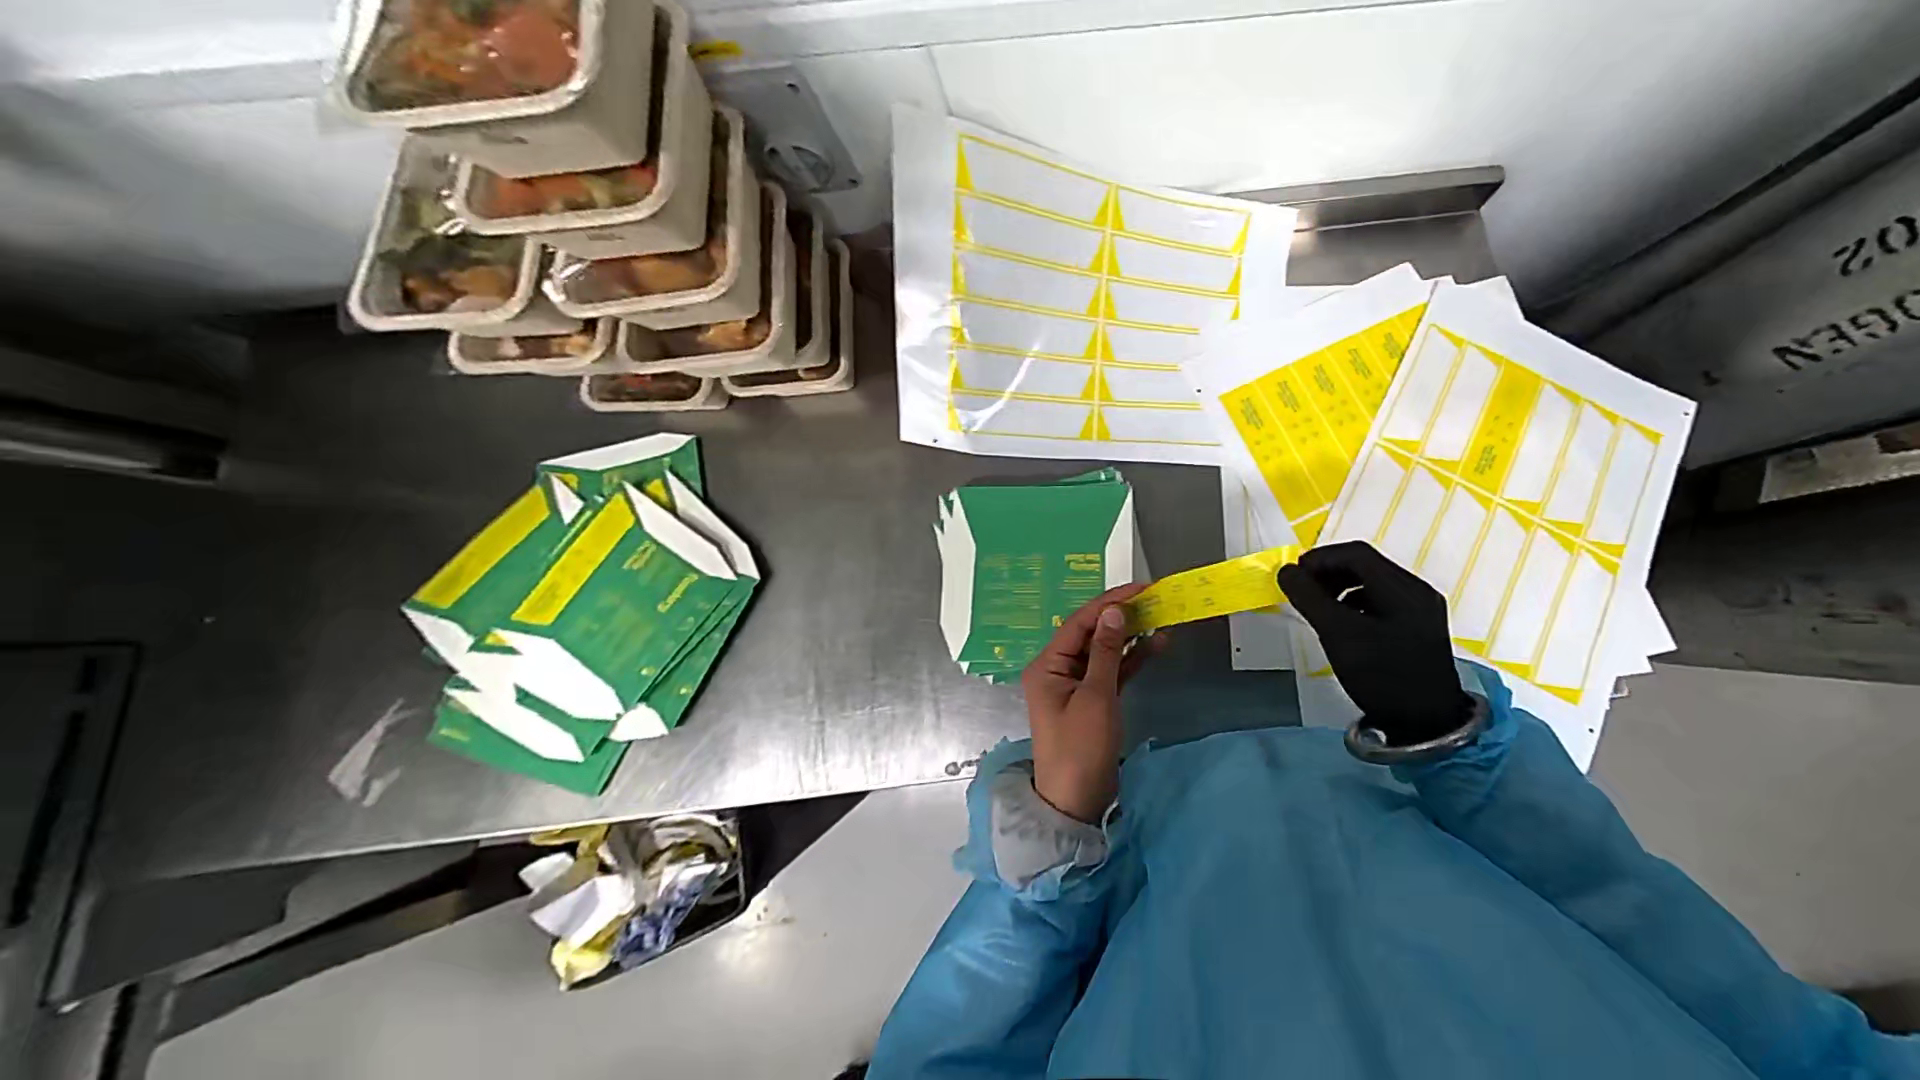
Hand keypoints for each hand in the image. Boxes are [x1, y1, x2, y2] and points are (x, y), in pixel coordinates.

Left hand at [1021, 583, 1161, 822]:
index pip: (1079, 623)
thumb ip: (1106, 653)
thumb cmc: (1080, 748)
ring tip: (1160, 618)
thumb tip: (1115, 613)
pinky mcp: (1092, 700)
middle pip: (1090, 634)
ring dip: (1130, 637)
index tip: (1140, 588)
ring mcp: (1074, 685)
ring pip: (1104, 651)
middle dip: (1121, 617)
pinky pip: (1111, 671)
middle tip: (1154, 600)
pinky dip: (1131, 660)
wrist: (1075, 801)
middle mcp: (1057, 669)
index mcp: (1047, 665)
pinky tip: (1155, 646)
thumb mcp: (1095, 697)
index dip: (1109, 603)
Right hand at [1276, 540, 1470, 744]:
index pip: (1356, 553)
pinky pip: (1380, 601)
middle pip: (1365, 565)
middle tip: (1301, 590)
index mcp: (1403, 589)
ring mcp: (1419, 610)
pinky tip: (1341, 623)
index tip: (1293, 576)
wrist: (1426, 724)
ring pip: (1371, 582)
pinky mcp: (1416, 627)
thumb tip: (1286, 572)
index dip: (1319, 559)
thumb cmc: (1382, 676)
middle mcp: (1416, 592)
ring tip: (1317, 607)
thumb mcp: (1339, 635)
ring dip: (1339, 587)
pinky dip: (1353, 602)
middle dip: (1327, 572)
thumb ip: (1310, 598)